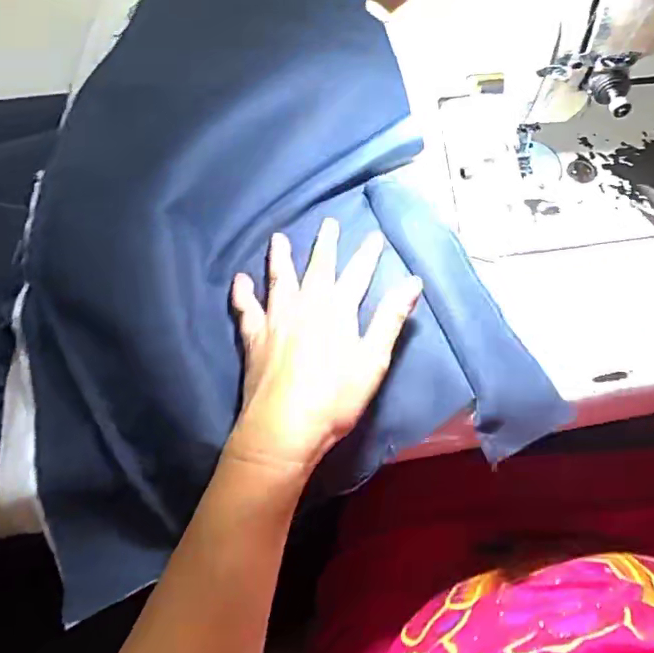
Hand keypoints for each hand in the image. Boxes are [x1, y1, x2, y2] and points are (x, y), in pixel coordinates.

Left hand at [227, 219, 422, 475]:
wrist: (283, 429)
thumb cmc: (335, 397)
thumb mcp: (374, 358)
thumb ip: (391, 317)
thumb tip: (413, 281)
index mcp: (338, 309)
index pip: (358, 273)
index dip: (368, 253)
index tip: (375, 235)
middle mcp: (306, 305)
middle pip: (318, 268)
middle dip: (326, 244)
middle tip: (328, 223)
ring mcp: (277, 320)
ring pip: (279, 280)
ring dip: (280, 258)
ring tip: (278, 239)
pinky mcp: (255, 338)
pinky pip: (247, 310)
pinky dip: (243, 294)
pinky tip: (240, 281)